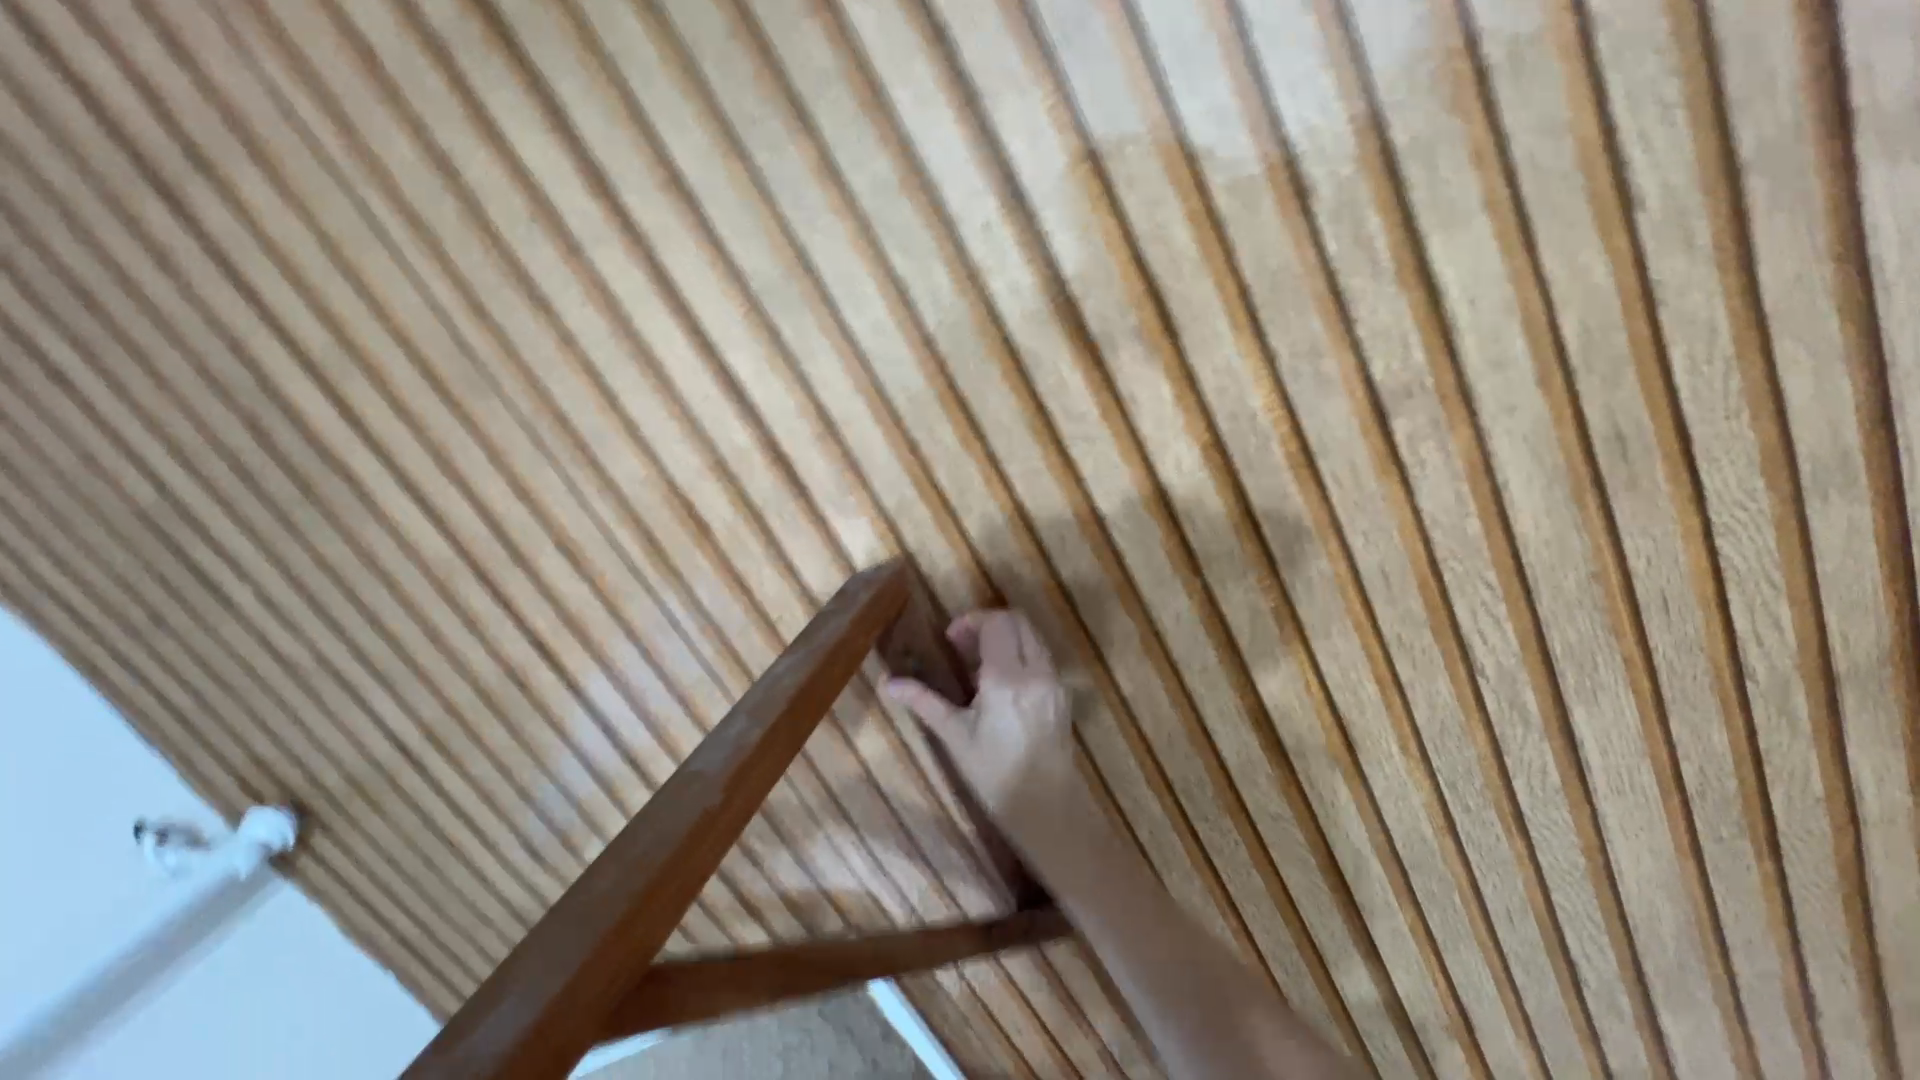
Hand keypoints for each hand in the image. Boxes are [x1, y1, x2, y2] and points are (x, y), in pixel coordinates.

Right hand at [883, 609, 1079, 822]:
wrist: (1045, 806)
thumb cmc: (993, 773)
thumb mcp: (954, 736)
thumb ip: (924, 702)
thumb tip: (888, 683)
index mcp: (1007, 679)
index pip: (997, 623)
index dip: (971, 622)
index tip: (950, 639)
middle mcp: (1036, 672)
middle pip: (1018, 621)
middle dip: (989, 624)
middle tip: (963, 646)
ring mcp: (1055, 682)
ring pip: (1033, 637)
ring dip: (1007, 637)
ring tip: (980, 666)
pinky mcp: (1063, 694)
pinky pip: (1043, 657)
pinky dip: (1022, 654)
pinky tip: (1002, 684)